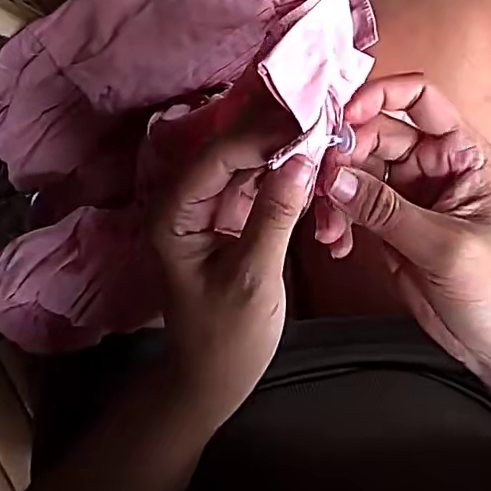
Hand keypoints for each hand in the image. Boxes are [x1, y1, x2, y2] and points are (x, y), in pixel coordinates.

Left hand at [151, 103, 317, 428]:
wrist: (212, 378)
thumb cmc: (225, 338)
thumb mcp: (253, 278)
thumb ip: (275, 215)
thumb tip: (301, 160)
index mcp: (174, 212)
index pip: (215, 159)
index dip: (256, 136)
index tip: (300, 120)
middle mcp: (184, 200)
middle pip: (226, 152)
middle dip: (267, 133)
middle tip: (313, 112)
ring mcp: (206, 206)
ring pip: (242, 162)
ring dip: (277, 147)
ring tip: (316, 126)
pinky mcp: (227, 215)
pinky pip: (253, 182)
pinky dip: (279, 171)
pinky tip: (306, 157)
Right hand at [324, 74, 490, 375]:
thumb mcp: (448, 248)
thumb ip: (386, 210)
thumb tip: (333, 176)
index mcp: (462, 154)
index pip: (419, 98)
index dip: (379, 95)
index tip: (344, 114)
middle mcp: (431, 165)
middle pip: (373, 133)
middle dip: (342, 154)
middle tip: (321, 181)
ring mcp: (407, 193)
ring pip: (354, 169)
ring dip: (332, 191)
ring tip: (328, 225)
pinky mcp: (388, 221)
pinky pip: (349, 203)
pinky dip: (335, 217)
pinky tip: (335, 241)